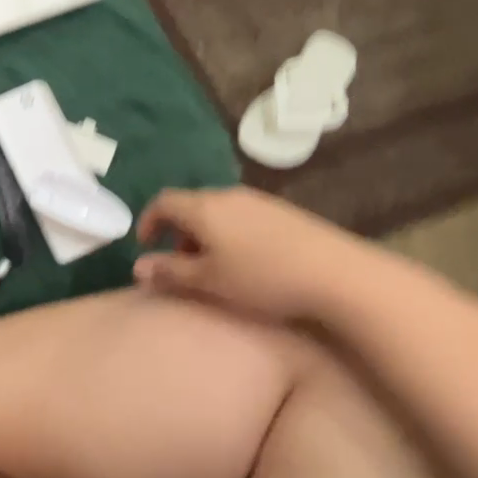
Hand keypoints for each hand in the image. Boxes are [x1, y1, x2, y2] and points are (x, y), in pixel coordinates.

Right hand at [132, 187, 373, 322]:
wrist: (340, 275)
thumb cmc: (263, 278)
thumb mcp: (210, 282)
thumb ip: (170, 272)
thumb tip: (137, 267)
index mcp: (202, 208)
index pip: (162, 202)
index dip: (148, 221)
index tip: (146, 245)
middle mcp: (227, 196)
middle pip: (191, 205)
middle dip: (179, 231)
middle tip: (182, 262)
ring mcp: (258, 201)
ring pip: (218, 211)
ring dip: (207, 233)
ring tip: (217, 265)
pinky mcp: (284, 212)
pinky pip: (243, 216)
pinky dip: (231, 233)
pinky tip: (250, 261)